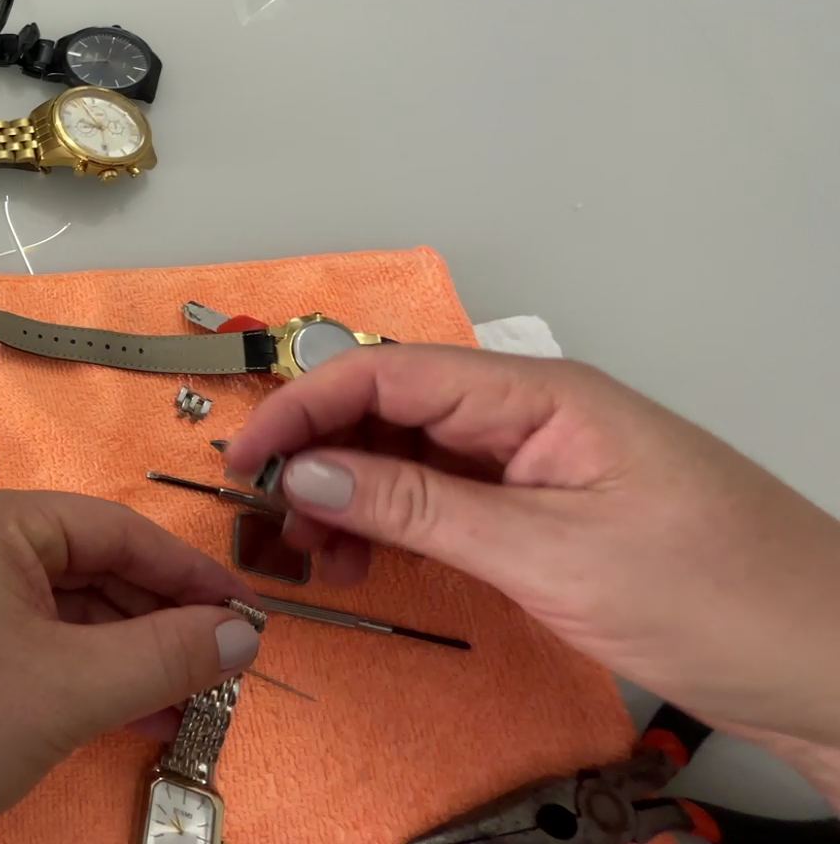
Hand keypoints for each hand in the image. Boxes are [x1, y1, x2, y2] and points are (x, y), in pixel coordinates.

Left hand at [0, 490, 260, 843]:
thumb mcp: (73, 687)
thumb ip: (168, 655)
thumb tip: (243, 634)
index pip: (115, 528)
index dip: (187, 571)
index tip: (248, 615)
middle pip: (92, 567)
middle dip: (159, 622)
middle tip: (223, 672)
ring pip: (67, 608)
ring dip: (128, 654)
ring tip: (188, 706)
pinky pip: (36, 637)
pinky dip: (85, 671)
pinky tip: (134, 712)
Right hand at [225, 344, 839, 754]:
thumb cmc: (733, 607)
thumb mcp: (550, 556)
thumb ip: (414, 507)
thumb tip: (307, 476)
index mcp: (534, 396)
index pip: (383, 374)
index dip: (302, 409)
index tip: (249, 457)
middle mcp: (517, 414)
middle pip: (380, 411)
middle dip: (317, 457)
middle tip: (275, 513)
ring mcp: (519, 458)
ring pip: (393, 455)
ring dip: (341, 496)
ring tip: (316, 548)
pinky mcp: (522, 502)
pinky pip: (423, 495)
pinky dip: (379, 522)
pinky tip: (358, 554)